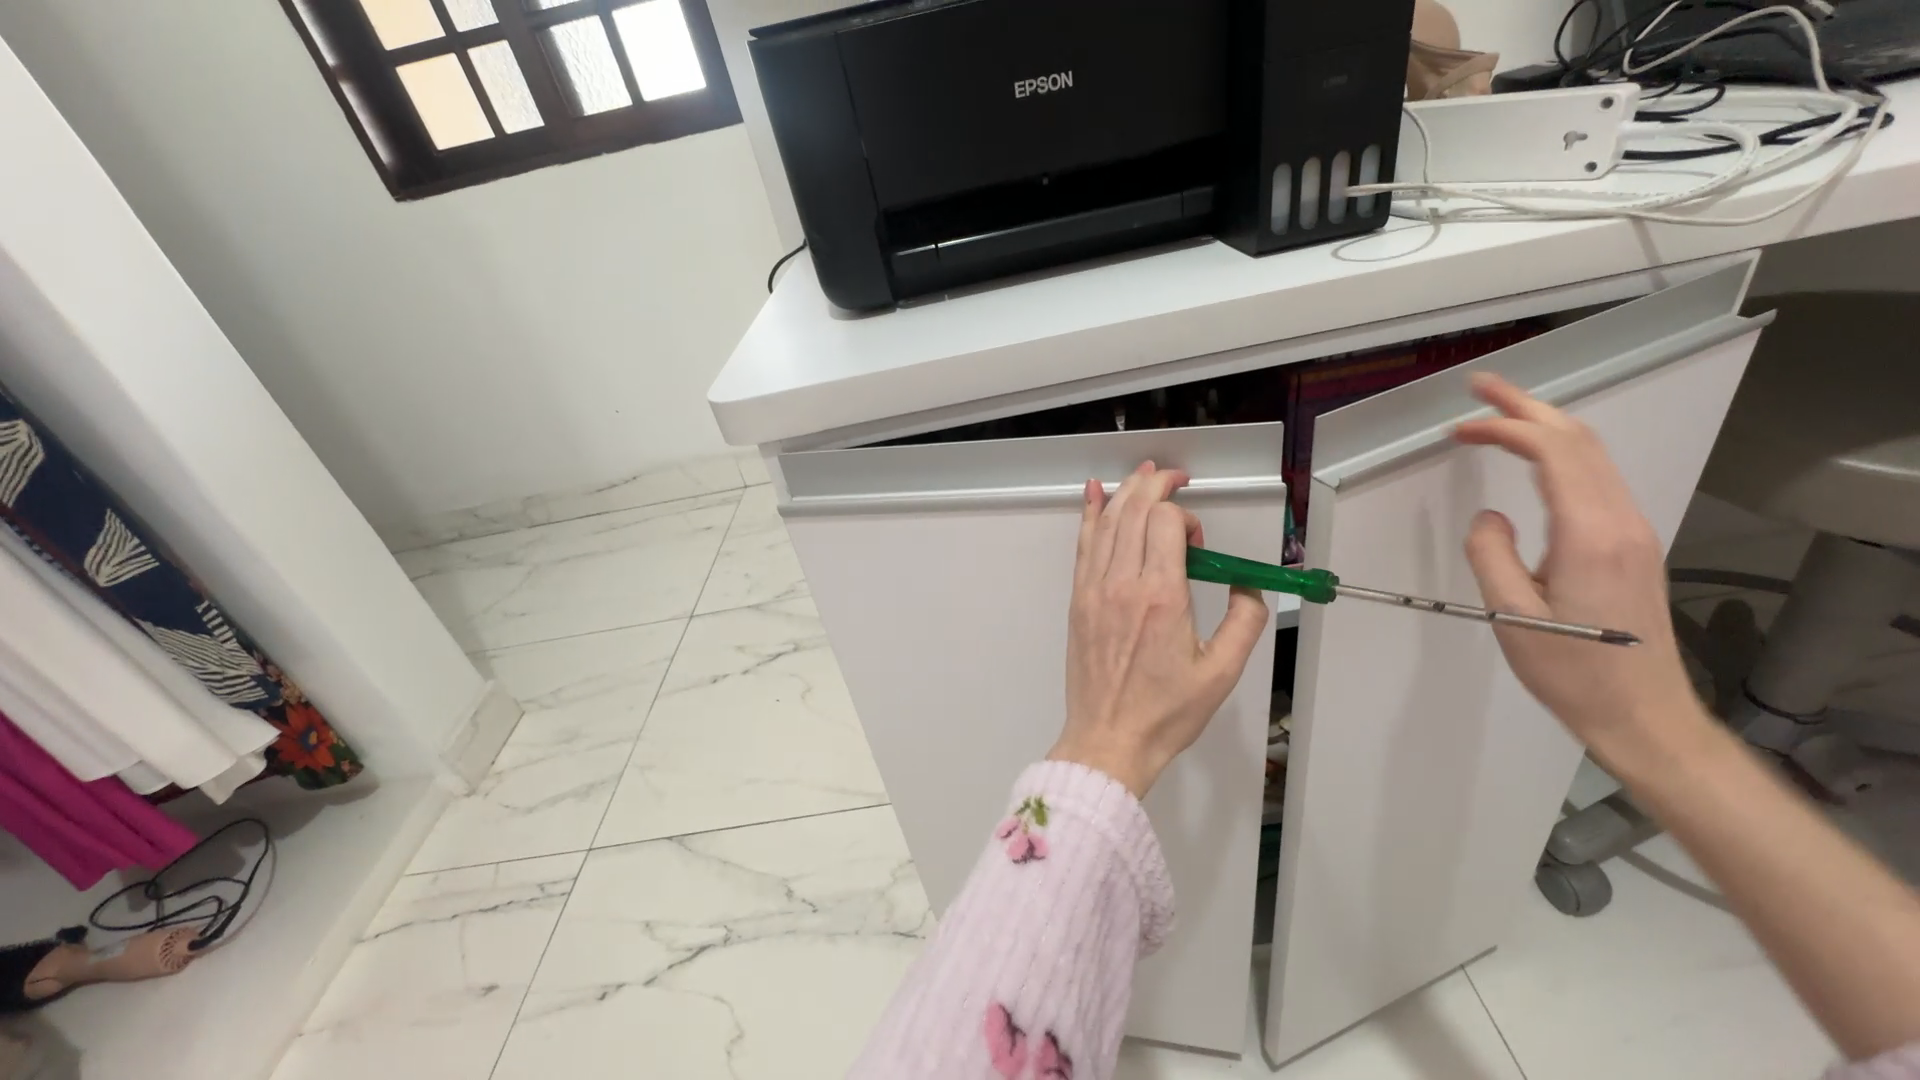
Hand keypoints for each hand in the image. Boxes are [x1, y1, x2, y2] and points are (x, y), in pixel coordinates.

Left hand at [1052, 462, 1270, 797]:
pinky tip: (1094, 493)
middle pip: (1134, 510)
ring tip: (1143, 472)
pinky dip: (1090, 515)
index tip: (1199, 542)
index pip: (1165, 522)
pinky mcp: (1078, 601)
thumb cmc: (1166, 713)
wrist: (1109, 740)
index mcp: (1161, 597)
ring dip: (1126, 491)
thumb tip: (1246, 587)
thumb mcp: (1222, 672)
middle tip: (1175, 477)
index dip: (1186, 517)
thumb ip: (1245, 622)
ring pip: (1107, 522)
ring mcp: (1094, 590)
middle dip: (1155, 485)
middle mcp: (1122, 584)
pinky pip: (1083, 545)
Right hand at [1454, 373, 1706, 766]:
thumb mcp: (1512, 616)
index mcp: (1591, 533)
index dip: (1506, 427)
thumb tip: (1489, 516)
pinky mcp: (1633, 545)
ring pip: (1593, 456)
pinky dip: (1562, 453)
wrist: (1643, 713)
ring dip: (1548, 425)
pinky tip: (1538, 457)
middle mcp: (1621, 521)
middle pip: (1580, 440)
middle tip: (1482, 386)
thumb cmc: (1572, 671)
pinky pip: (1598, 479)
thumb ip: (1491, 555)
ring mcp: (1634, 531)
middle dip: (1529, 406)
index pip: (1552, 453)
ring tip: (1503, 411)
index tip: (1460, 426)